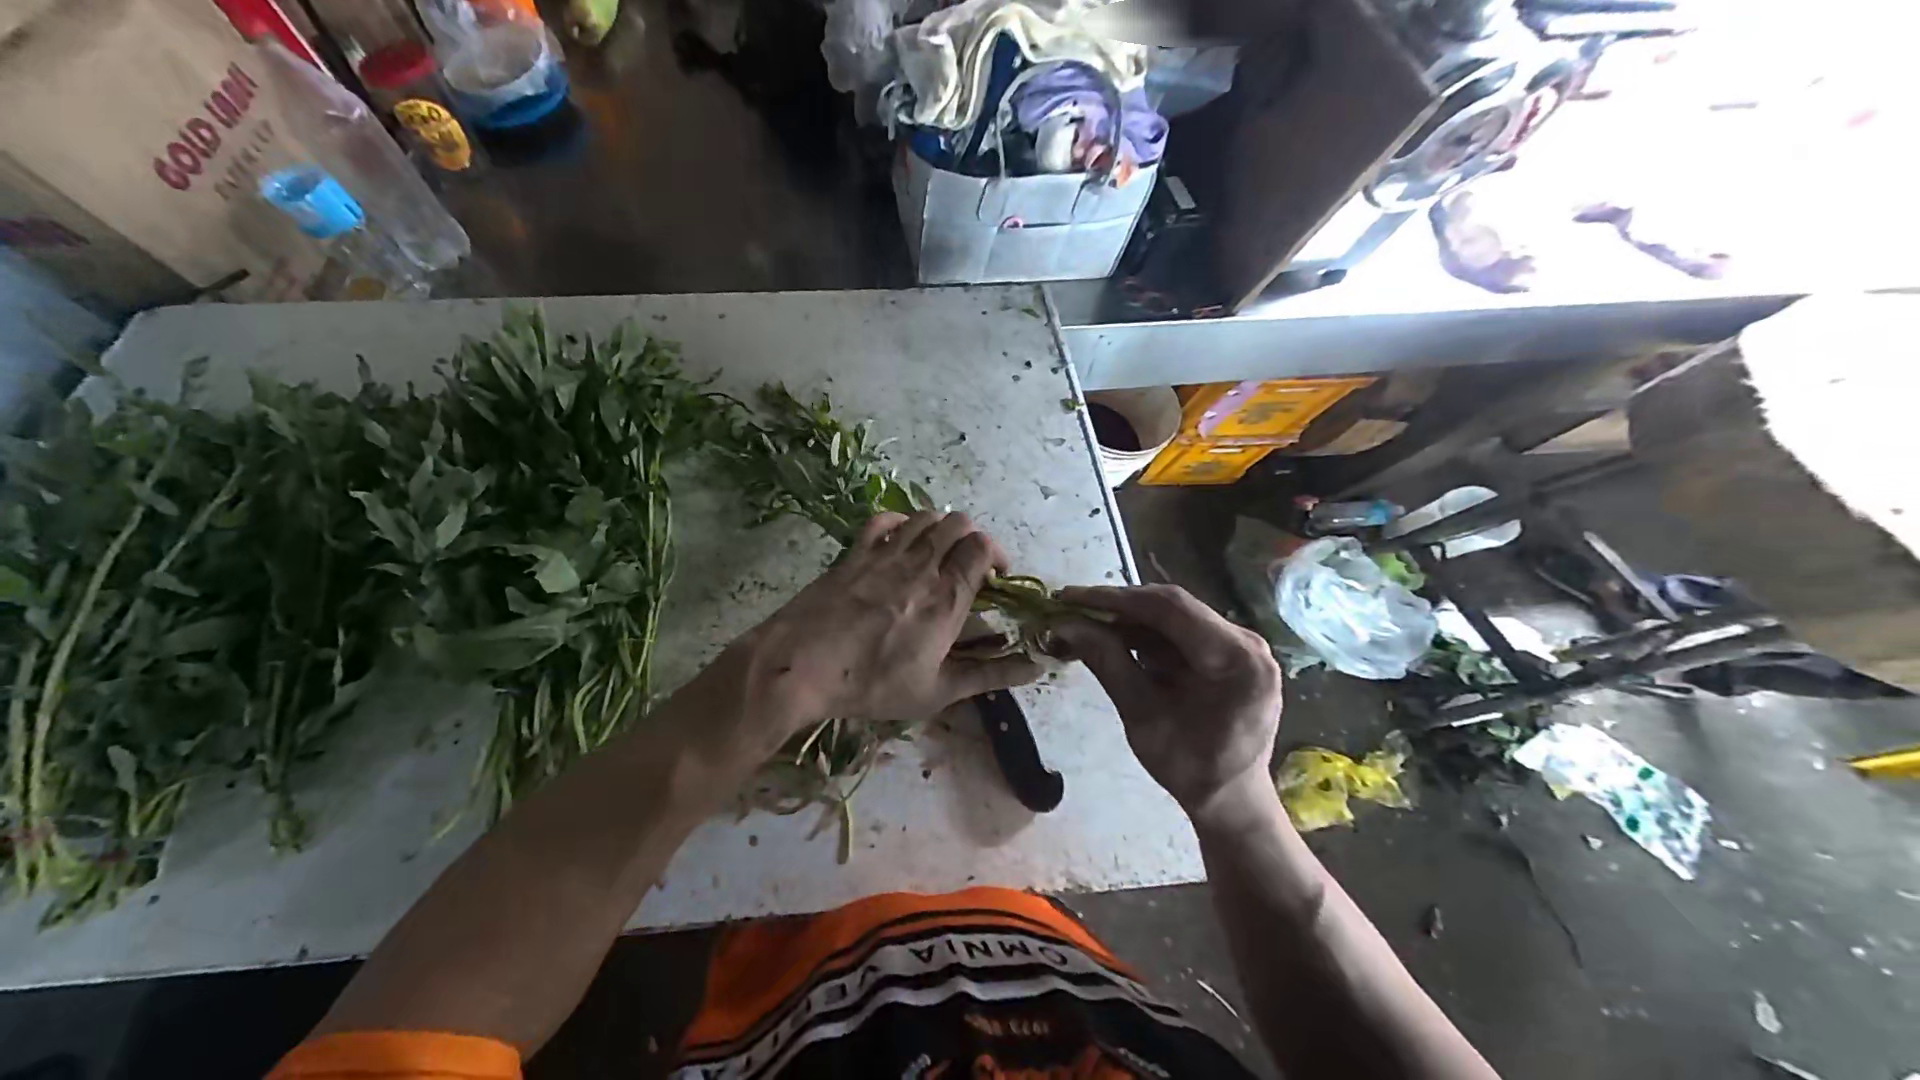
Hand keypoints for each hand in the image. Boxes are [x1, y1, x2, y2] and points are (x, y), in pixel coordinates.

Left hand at [741, 511, 1042, 735]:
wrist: (801, 665)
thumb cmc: (872, 684)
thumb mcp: (937, 690)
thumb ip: (990, 675)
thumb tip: (1037, 667)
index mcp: (946, 597)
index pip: (983, 548)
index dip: (996, 555)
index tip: (995, 577)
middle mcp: (920, 565)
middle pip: (959, 523)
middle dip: (972, 537)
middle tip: (968, 564)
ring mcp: (884, 554)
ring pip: (925, 516)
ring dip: (940, 528)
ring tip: (938, 552)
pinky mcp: (853, 553)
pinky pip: (883, 520)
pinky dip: (899, 523)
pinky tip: (899, 541)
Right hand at [1053, 585, 1281, 822]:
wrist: (1231, 800)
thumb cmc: (1190, 767)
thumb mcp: (1142, 714)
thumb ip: (1107, 661)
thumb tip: (1065, 624)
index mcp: (1236, 658)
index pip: (1169, 608)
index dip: (1115, 598)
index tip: (1070, 598)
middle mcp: (1246, 641)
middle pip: (1172, 606)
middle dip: (1118, 606)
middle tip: (1071, 609)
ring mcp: (1240, 644)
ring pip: (1173, 615)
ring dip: (1128, 619)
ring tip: (1085, 624)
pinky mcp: (1228, 651)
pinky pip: (1180, 631)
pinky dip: (1145, 633)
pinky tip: (1113, 638)